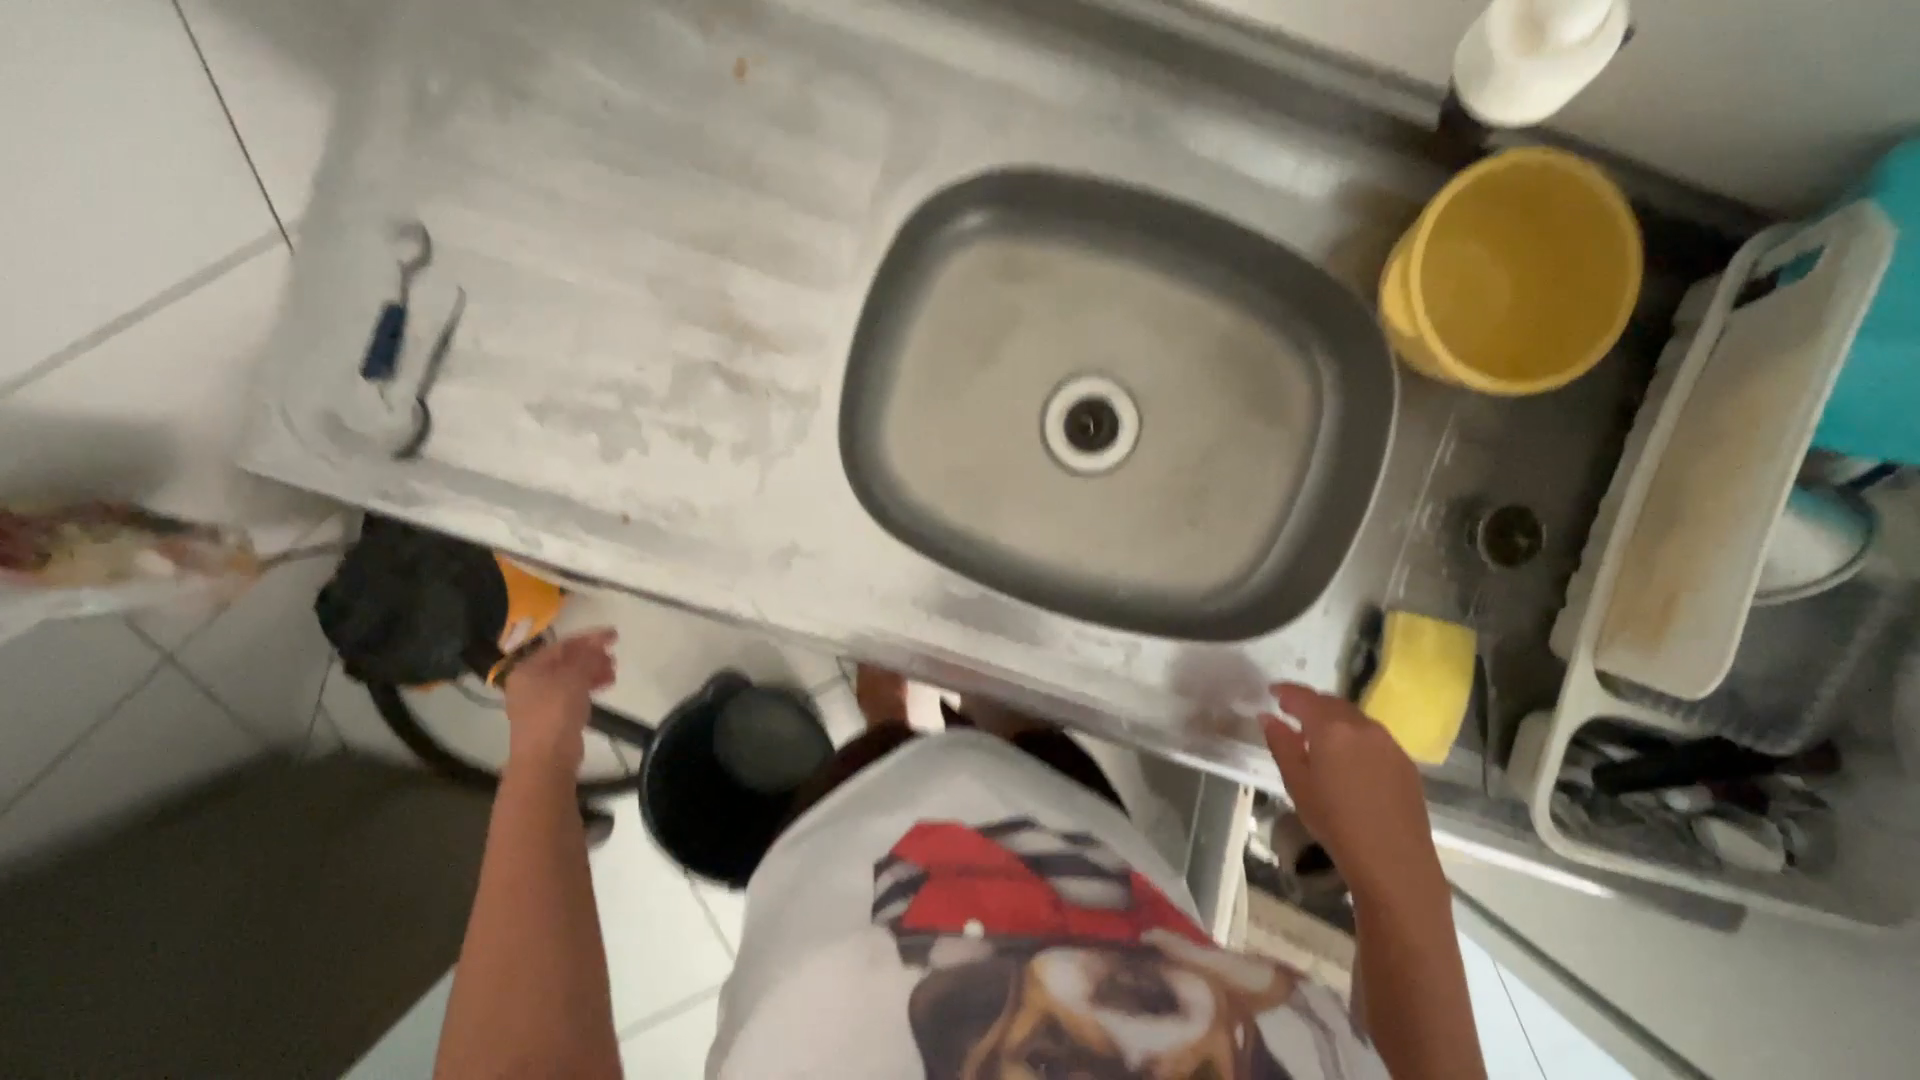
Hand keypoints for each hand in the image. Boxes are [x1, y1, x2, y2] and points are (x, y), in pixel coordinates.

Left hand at [502, 629, 617, 774]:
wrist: (546, 758)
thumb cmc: (555, 712)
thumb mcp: (573, 677)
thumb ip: (586, 657)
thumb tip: (597, 643)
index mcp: (528, 668)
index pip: (562, 645)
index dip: (589, 638)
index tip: (614, 636)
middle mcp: (529, 682)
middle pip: (565, 661)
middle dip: (591, 657)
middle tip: (614, 658)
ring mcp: (538, 701)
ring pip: (569, 678)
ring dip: (592, 672)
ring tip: (613, 674)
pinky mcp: (550, 717)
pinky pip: (571, 694)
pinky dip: (587, 687)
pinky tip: (603, 688)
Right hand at [1261, 682, 1445, 902]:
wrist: (1393, 859)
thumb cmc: (1335, 822)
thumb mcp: (1297, 784)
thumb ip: (1281, 744)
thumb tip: (1269, 718)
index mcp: (1332, 728)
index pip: (1304, 697)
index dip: (1286, 692)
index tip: (1272, 693)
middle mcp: (1363, 726)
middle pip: (1332, 703)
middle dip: (1311, 704)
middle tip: (1292, 713)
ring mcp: (1388, 742)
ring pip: (1355, 718)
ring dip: (1334, 720)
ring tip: (1319, 737)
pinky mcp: (1405, 761)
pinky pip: (1373, 737)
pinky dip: (1354, 736)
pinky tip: (1348, 759)